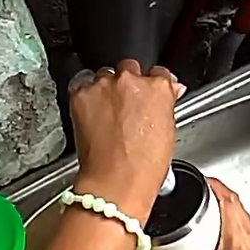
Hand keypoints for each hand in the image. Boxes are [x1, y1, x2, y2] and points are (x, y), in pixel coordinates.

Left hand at [70, 60, 182, 215]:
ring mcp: (104, 86)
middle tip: (125, 106)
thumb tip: (168, 91)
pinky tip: (92, 116)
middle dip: (128, 83)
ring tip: (107, 114)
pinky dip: (86, 97)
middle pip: (129, 69)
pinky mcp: (81, 95)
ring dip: (106, 89)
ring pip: (104, 76)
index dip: (152, 84)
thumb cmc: (144, 164)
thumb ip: (166, 102)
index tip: (148, 93)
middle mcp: (131, 81)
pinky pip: (82, 86)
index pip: (158, 73)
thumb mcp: (167, 130)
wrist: (116, 180)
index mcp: (158, 87)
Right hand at [160, 180, 249, 249]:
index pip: (227, 197)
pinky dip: (229, 232)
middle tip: (199, 197)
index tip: (200, 180)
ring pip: (240, 220)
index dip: (212, 184)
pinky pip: (243, 236)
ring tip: (204, 221)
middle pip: (234, 205)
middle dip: (215, 197)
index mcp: (239, 236)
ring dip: (223, 214)